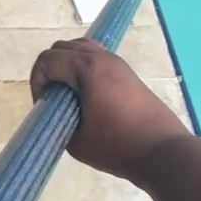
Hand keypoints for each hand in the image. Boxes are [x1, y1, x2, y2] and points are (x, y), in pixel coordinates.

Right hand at [31, 38, 191, 183]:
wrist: (163, 152)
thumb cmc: (117, 146)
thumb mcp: (76, 141)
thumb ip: (58, 120)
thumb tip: (57, 112)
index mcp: (87, 67)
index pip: (47, 60)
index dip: (37, 82)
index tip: (44, 106)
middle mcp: (102, 57)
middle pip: (62, 47)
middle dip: (50, 70)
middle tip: (52, 99)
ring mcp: (117, 63)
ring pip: (81, 48)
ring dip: (68, 66)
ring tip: (68, 95)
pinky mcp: (128, 73)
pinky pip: (97, 58)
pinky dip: (84, 68)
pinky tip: (87, 96)